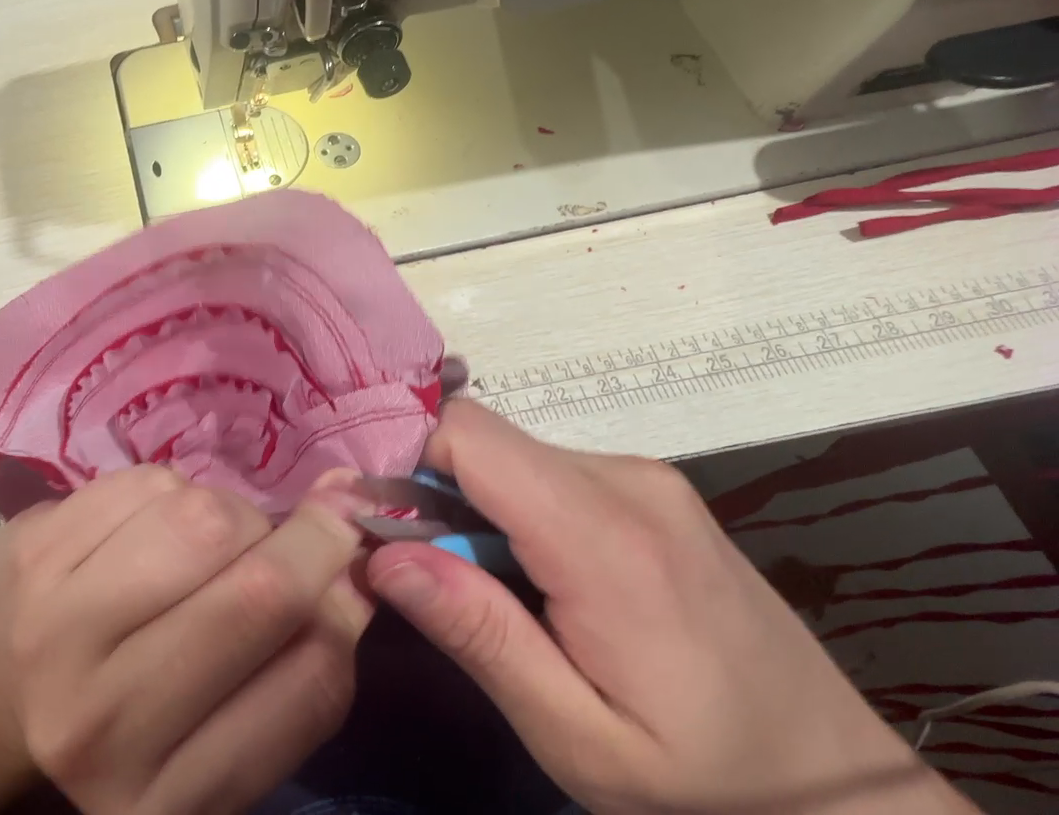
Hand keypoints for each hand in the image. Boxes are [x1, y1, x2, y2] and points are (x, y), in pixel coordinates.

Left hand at [0, 464, 373, 813]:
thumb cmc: (117, 727)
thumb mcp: (212, 746)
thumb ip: (292, 674)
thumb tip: (356, 564)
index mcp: (161, 796)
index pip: (304, 690)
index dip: (347, 615)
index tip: (357, 575)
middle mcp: (101, 719)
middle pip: (255, 591)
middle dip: (311, 542)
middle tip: (317, 530)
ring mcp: (53, 623)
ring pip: (201, 519)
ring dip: (240, 516)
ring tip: (227, 538)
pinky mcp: (31, 545)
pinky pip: (145, 482)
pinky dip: (178, 489)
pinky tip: (163, 522)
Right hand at [367, 401, 977, 814]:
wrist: (839, 787)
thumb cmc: (702, 776)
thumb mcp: (576, 735)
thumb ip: (479, 635)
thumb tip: (381, 555)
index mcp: (605, 537)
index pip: (466, 434)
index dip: (402, 459)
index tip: (374, 522)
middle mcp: (626, 480)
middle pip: (480, 441)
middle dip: (429, 493)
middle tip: (423, 576)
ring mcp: (644, 479)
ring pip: (507, 455)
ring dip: (469, 507)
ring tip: (483, 590)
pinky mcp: (649, 491)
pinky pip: (544, 472)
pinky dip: (509, 509)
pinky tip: (528, 579)